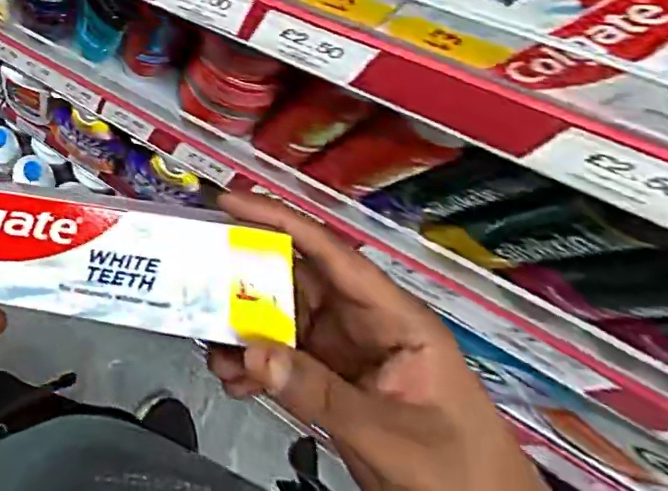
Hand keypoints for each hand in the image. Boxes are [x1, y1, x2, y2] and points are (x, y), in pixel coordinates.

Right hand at [207, 193, 543, 490]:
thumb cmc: (466, 477)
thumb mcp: (396, 437)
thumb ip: (323, 395)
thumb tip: (253, 352)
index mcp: (392, 316)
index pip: (329, 251)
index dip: (277, 219)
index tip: (228, 203)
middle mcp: (362, 322)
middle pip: (292, 283)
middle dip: (244, 285)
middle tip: (200, 285)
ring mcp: (344, 351)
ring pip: (278, 320)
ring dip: (242, 333)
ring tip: (214, 351)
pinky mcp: (330, 380)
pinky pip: (279, 358)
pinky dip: (252, 365)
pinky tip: (233, 379)